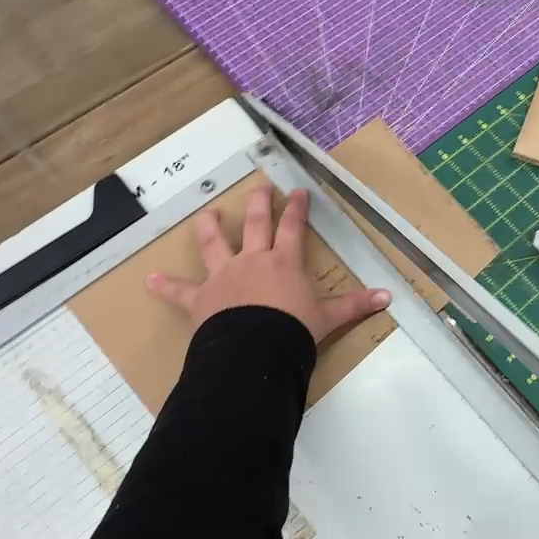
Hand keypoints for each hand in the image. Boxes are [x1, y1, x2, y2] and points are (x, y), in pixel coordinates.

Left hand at [146, 186, 390, 342]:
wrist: (255, 351)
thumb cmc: (293, 330)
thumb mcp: (329, 317)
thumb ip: (356, 305)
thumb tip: (389, 297)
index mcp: (284, 262)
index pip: (292, 227)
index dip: (297, 208)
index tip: (298, 192)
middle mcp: (253, 260)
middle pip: (255, 224)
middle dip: (260, 203)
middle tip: (261, 186)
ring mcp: (224, 277)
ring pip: (214, 244)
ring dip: (210, 228)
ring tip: (207, 214)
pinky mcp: (201, 299)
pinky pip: (180, 292)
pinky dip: (165, 286)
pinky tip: (149, 280)